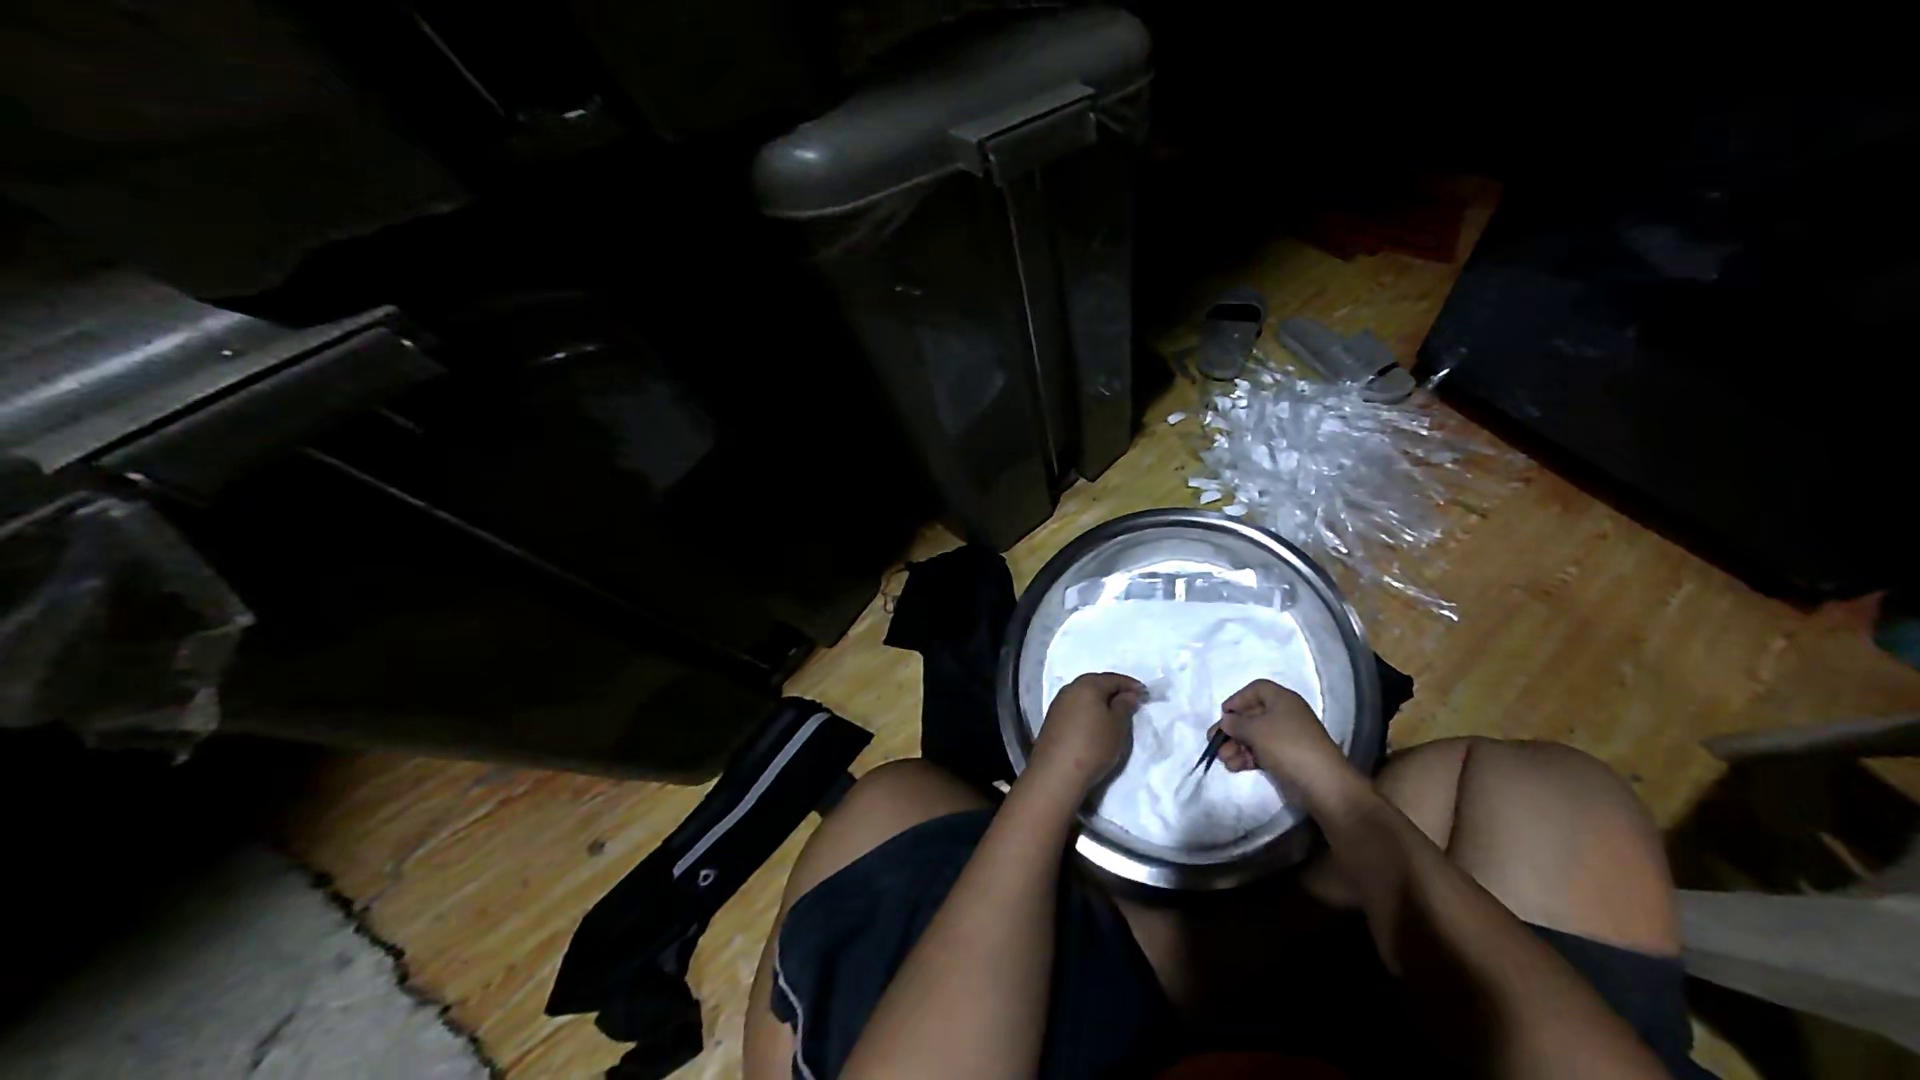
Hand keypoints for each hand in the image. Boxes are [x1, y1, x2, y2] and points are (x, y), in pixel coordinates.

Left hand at [1028, 673, 1143, 796]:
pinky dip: (1087, 709)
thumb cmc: (1093, 745)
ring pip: (1083, 695)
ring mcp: (1058, 704)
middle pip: (1095, 683)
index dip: (1130, 685)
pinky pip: (1075, 707)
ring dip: (1099, 700)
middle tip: (1130, 700)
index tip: (1145, 694)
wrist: (1057, 772)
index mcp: (1087, 685)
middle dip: (1113, 689)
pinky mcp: (1052, 719)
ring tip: (1114, 711)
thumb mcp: (1117, 725)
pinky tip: (1094, 721)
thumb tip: (1126, 694)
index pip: (1113, 679)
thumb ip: (1124, 706)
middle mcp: (1069, 689)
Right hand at [1209, 679, 1346, 783]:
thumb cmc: (1287, 745)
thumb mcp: (1255, 729)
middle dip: (1231, 729)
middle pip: (1251, 715)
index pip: (1257, 689)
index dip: (1238, 699)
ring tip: (1224, 759)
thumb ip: (1235, 723)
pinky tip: (1234, 766)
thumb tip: (1227, 721)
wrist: (1321, 783)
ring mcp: (1286, 738)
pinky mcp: (1286, 758)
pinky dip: (1246, 757)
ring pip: (1254, 736)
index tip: (1224, 714)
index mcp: (1282, 700)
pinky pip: (1260, 752)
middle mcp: (1285, 716)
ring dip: (1235, 746)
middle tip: (1214, 742)